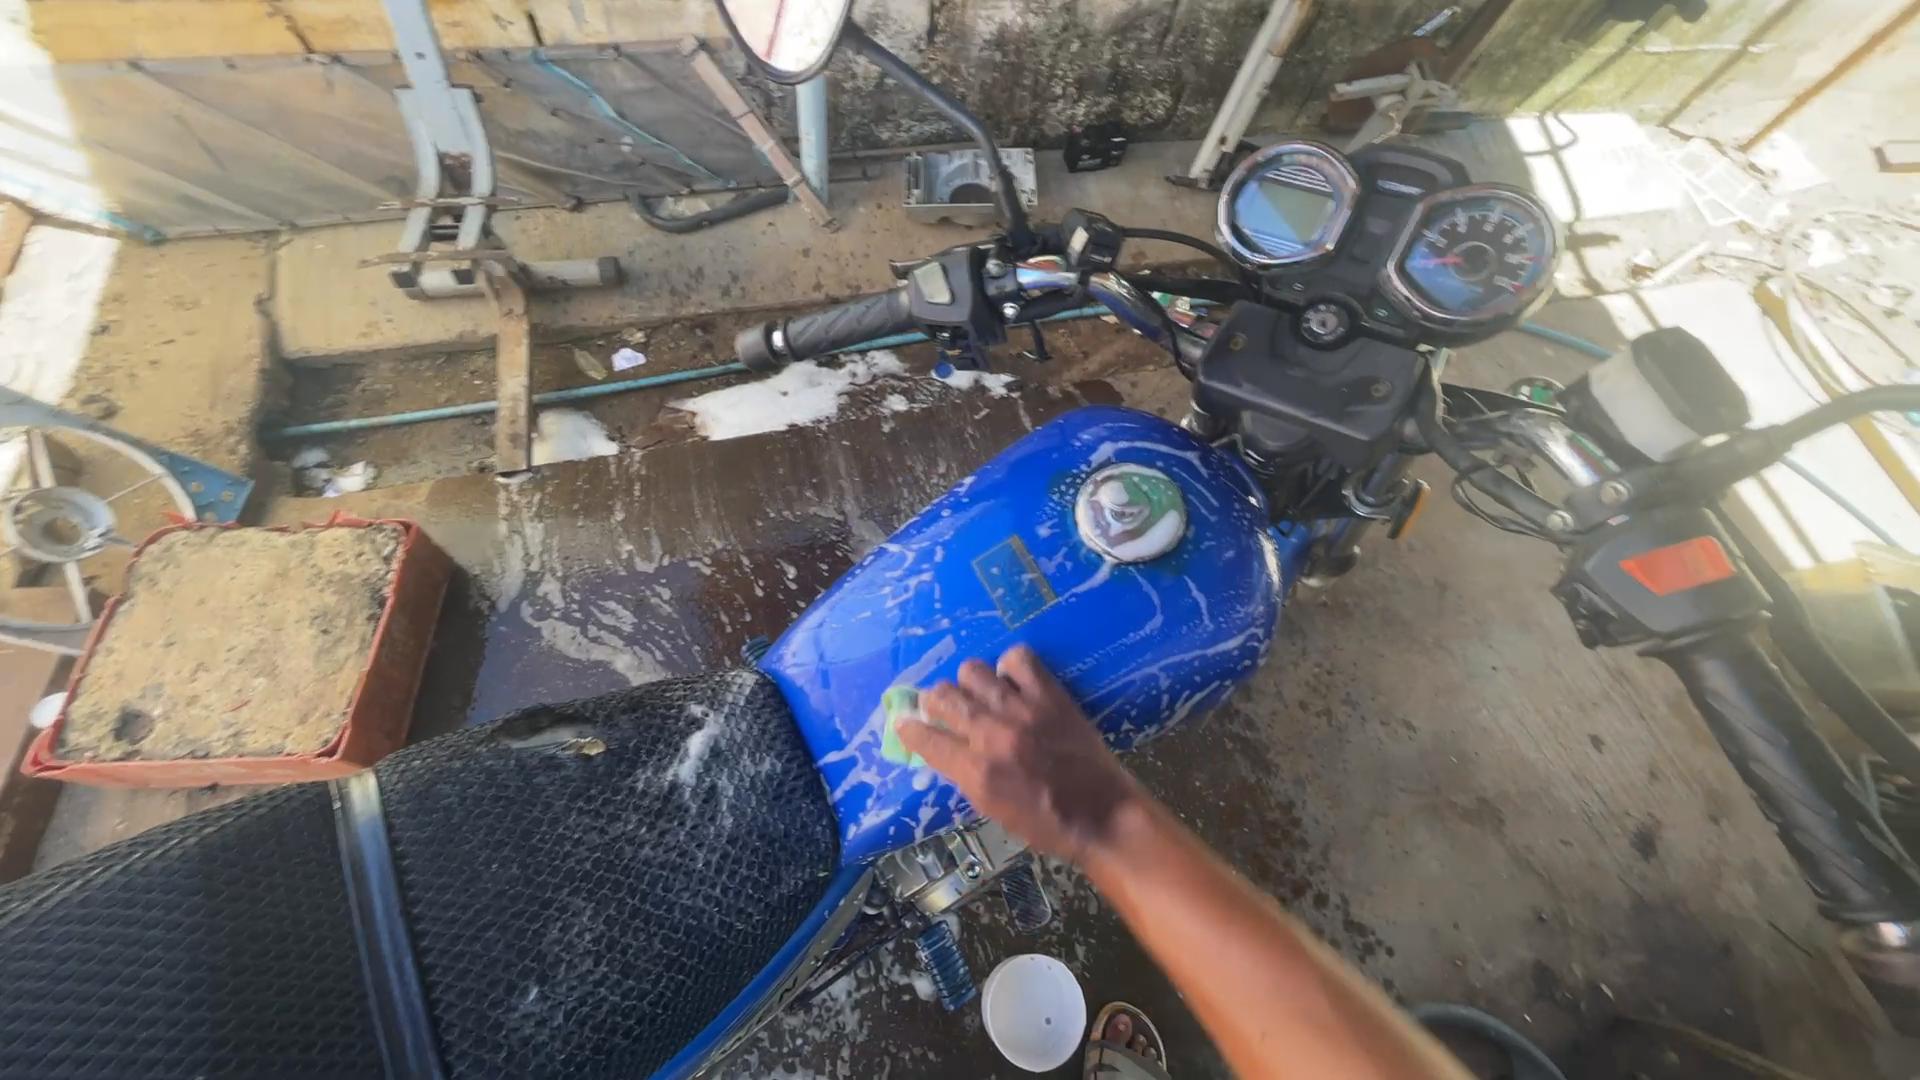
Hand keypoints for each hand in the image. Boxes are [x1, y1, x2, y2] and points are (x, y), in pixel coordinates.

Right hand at [896, 645, 1145, 860]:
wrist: (1103, 816)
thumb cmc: (1046, 822)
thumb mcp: (991, 807)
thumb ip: (963, 772)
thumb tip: (941, 744)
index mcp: (976, 773)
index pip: (926, 739)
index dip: (909, 728)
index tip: (903, 721)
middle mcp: (993, 736)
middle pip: (943, 697)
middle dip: (934, 700)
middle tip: (941, 706)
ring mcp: (1022, 711)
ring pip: (972, 671)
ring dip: (969, 682)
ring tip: (981, 693)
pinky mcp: (1050, 695)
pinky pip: (1017, 659)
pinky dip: (1009, 668)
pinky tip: (1013, 682)